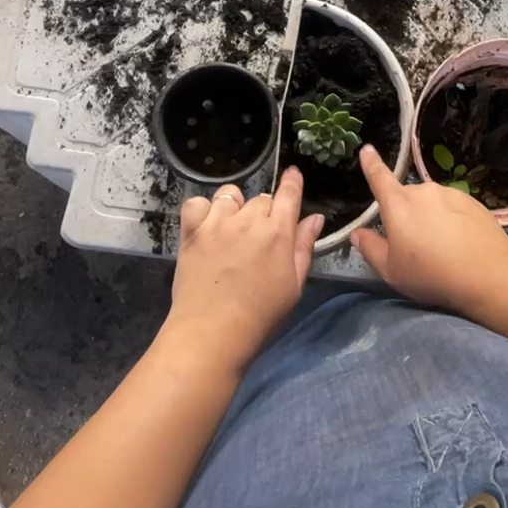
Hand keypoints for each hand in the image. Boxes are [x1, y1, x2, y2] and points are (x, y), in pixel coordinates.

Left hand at [167, 168, 325, 369]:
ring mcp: (217, 223)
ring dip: (235, 207)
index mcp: (277, 232)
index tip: (293, 174)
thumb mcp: (294, 285)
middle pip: (261, 198)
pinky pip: (197, 204)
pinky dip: (202, 211)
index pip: (288, 194)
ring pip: (230, 195)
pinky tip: (207, 228)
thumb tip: (315, 217)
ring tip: (232, 229)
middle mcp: (248, 220)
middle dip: (265, 212)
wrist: (211, 333)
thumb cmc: (261, 316)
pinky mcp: (192, 232)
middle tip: (260, 237)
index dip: (292, 181)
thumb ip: (304, 247)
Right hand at [350, 145, 507, 311]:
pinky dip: (452, 221)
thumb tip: (358, 233)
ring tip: (442, 250)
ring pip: (432, 204)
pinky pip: (453, 208)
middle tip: (416, 247)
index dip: (371, 164)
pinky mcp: (472, 201)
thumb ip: (371, 249)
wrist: (489, 274)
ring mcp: (450, 193)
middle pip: (407, 199)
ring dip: (431, 219)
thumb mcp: (392, 270)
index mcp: (398, 204)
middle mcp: (423, 191)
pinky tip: (461, 244)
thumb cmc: (432, 274)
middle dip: (408, 217)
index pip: (379, 178)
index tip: (367, 149)